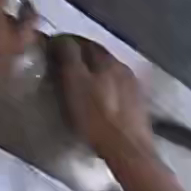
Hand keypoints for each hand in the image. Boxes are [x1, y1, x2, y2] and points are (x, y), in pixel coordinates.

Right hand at [53, 35, 153, 157]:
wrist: (128, 151)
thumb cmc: (95, 116)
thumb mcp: (73, 82)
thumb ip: (68, 56)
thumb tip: (60, 39)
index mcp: (106, 59)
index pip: (81, 41)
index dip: (64, 43)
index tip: (51, 50)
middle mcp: (122, 66)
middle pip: (96, 54)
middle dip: (79, 56)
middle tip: (62, 66)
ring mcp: (133, 86)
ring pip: (107, 71)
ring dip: (93, 71)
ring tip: (79, 83)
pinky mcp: (139, 105)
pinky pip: (116, 87)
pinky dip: (104, 86)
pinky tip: (98, 99)